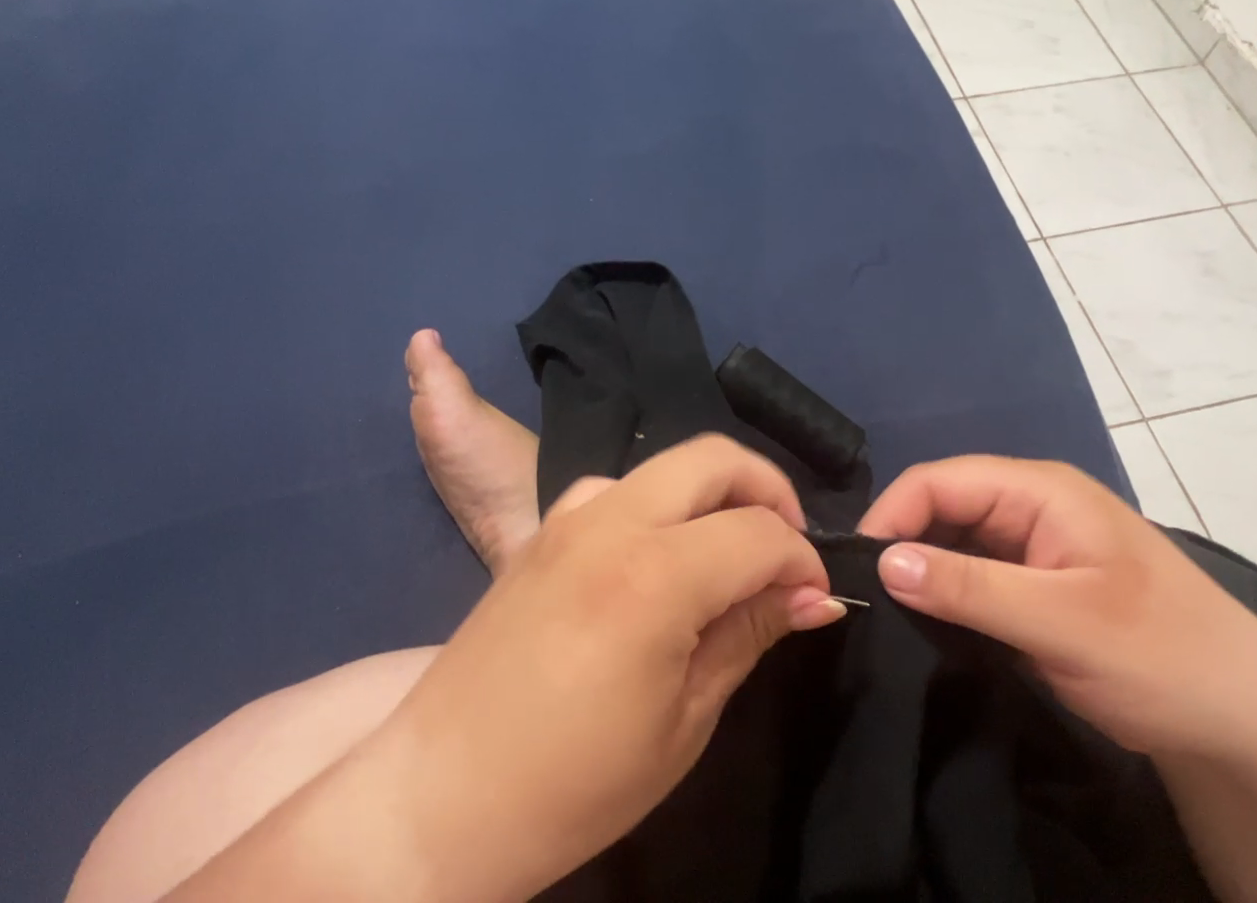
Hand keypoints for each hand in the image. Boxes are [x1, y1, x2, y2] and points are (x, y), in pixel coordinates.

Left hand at [381, 436, 846, 901]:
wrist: (443, 798)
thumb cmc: (577, 783)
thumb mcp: (685, 720)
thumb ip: (749, 635)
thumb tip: (812, 596)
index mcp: (653, 576)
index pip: (760, 532)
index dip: (802, 562)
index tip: (814, 600)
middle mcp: (610, 522)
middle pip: (714, 458)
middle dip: (768, 490)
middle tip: (786, 552)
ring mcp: (565, 520)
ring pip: (663, 464)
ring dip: (711, 491)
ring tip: (729, 552)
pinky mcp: (539, 534)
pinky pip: (614, 488)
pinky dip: (658, 502)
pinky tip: (659, 556)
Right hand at [859, 456, 1256, 760]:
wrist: (1242, 721)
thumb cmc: (1162, 657)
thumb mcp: (1063, 622)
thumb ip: (971, 589)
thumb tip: (883, 561)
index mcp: (1043, 492)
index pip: (940, 480)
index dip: (892, 515)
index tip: (857, 572)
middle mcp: (1033, 506)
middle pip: (942, 506)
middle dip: (900, 543)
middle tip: (864, 600)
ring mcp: (1035, 547)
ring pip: (953, 542)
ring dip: (920, 572)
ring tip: (884, 615)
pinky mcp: (1034, 586)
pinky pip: (972, 576)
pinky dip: (944, 596)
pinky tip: (922, 627)